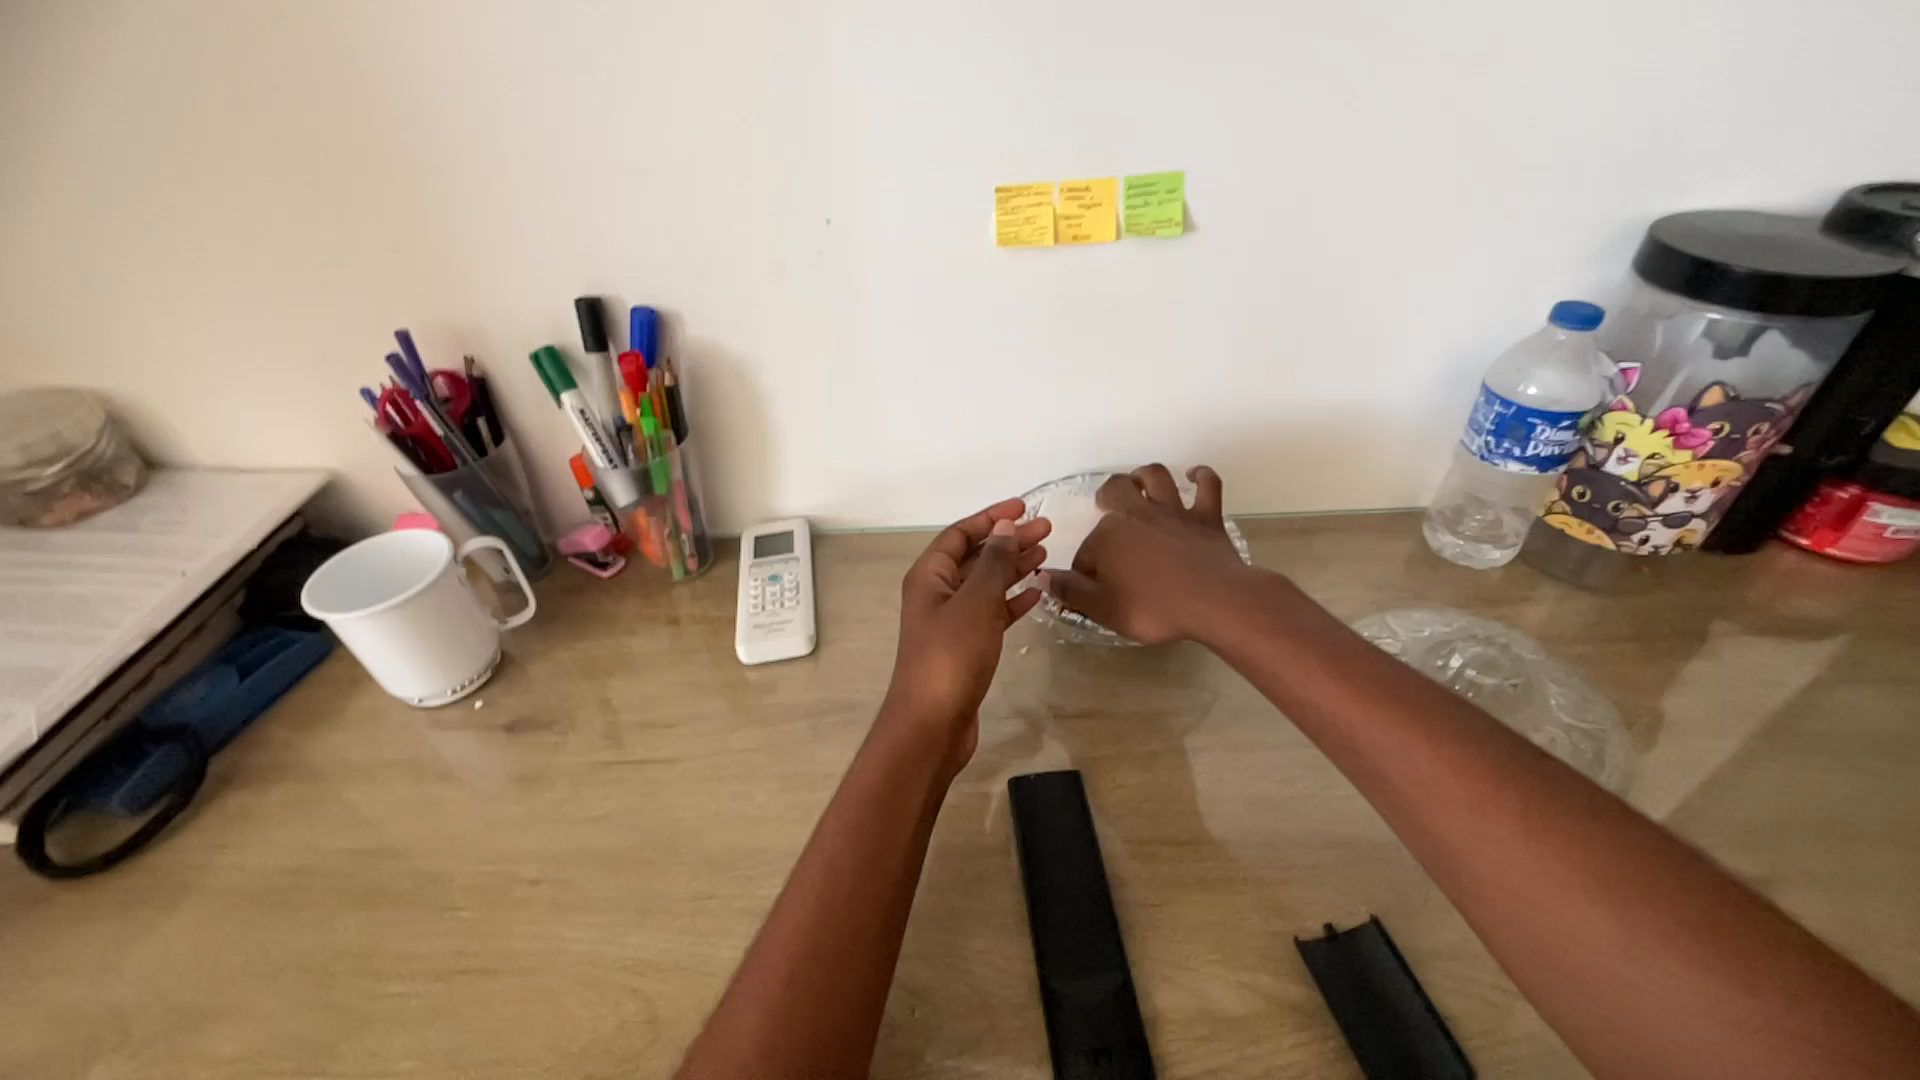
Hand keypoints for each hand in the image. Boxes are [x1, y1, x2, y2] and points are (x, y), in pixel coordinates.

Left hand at [884, 498, 1049, 768]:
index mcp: (929, 577)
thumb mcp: (975, 603)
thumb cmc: (950, 657)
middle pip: (975, 557)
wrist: (933, 724)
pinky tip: (1036, 595)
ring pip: (985, 585)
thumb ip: (993, 563)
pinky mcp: (965, 647)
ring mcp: (951, 622)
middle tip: (1047, 530)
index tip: (1023, 507)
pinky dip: (1012, 602)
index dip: (990, 518)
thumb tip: (1005, 527)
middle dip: (1008, 541)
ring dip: (1013, 569)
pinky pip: (991, 614)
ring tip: (1045, 555)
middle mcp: (937, 594)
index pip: (960, 534)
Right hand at [1042, 464, 1261, 644]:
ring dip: (1145, 476)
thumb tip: (1043, 575)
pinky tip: (1194, 475)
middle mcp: (1137, 514)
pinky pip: (1207, 486)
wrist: (1214, 602)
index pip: (1087, 550)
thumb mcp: (1104, 609)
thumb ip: (1071, 591)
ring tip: (1139, 482)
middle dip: (1106, 496)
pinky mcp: (1206, 517)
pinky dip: (1201, 476)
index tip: (1093, 588)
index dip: (1086, 569)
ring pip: (1156, 477)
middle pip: (1115, 491)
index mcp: (1108, 536)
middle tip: (1104, 504)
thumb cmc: (1155, 608)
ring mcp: (1174, 512)